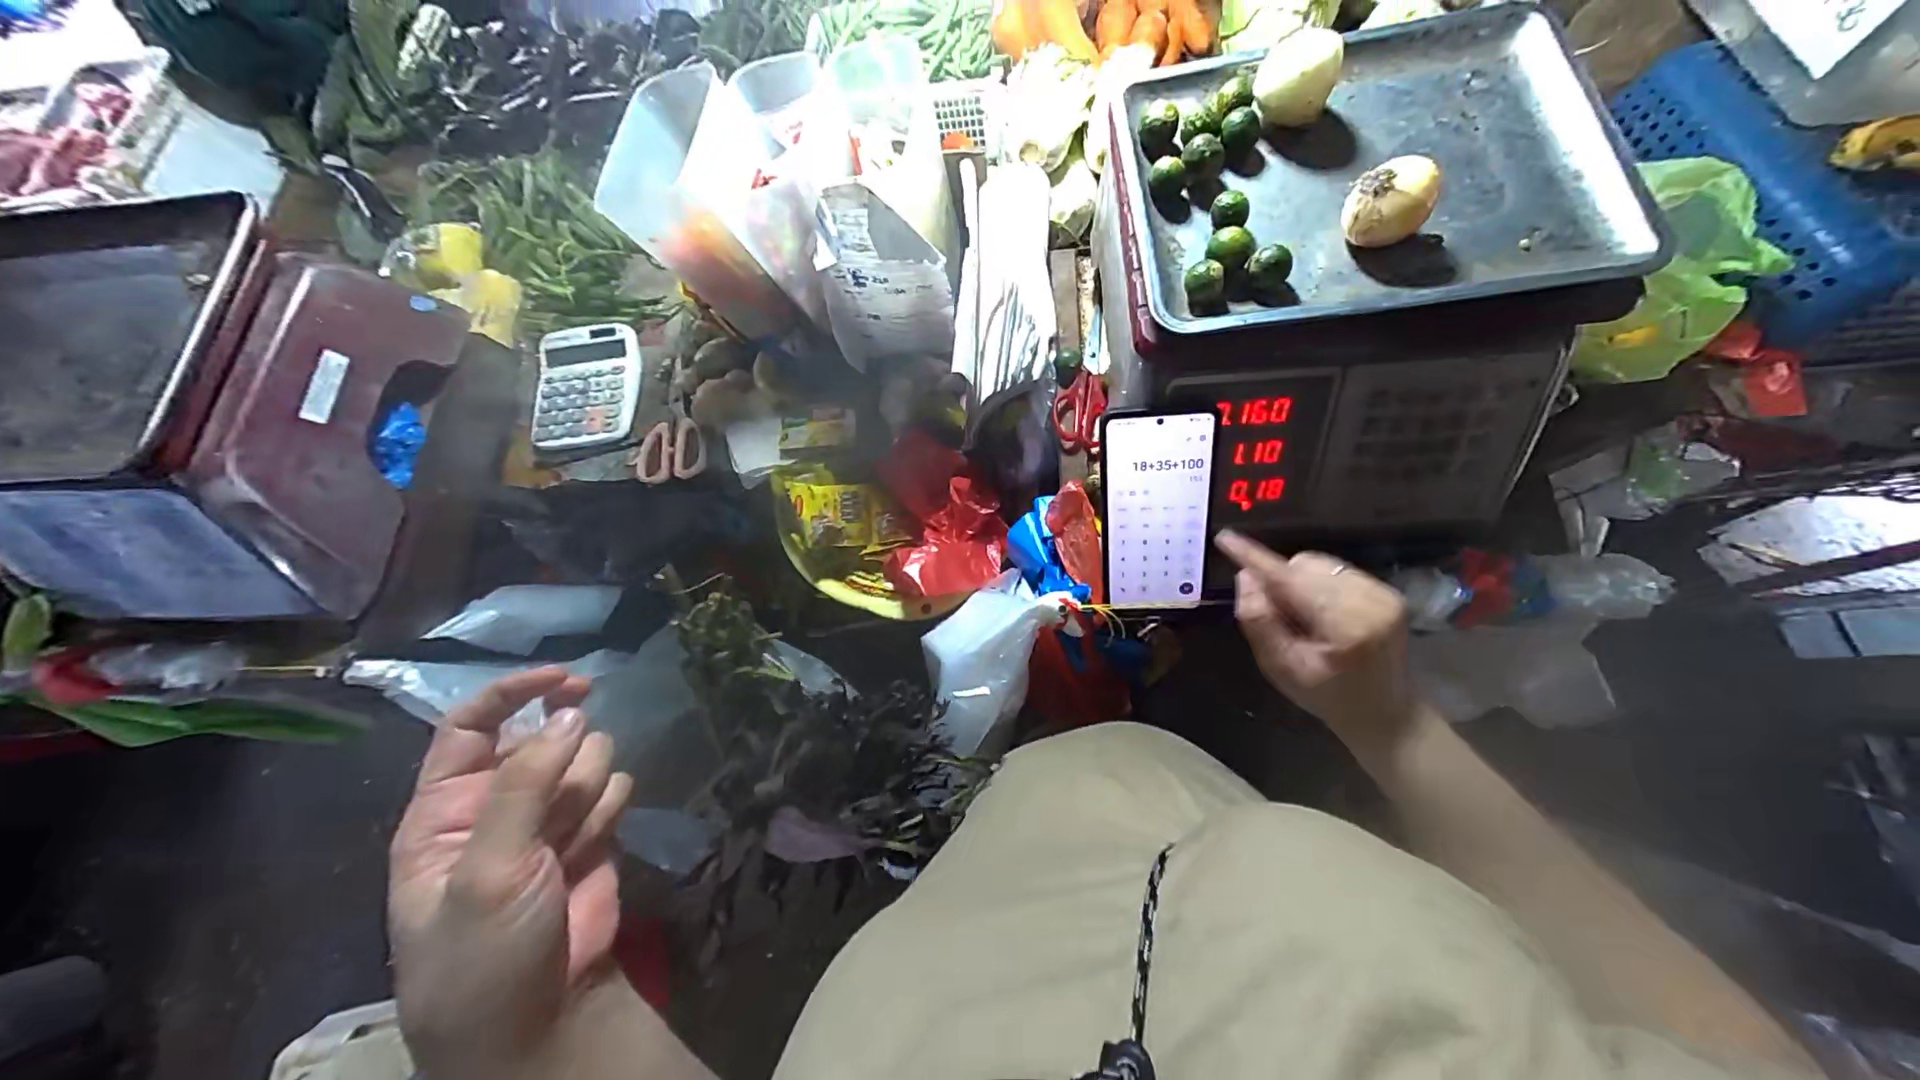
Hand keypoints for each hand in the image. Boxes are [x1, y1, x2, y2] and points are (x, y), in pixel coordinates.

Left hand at [389, 667, 633, 1079]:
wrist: (540, 1017)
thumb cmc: (482, 954)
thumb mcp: (486, 872)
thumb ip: (524, 787)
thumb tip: (570, 712)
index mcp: (446, 807)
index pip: (473, 725)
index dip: (515, 692)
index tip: (566, 678)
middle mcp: (498, 802)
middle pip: (544, 735)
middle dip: (562, 761)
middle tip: (560, 808)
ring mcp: (550, 815)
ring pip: (588, 756)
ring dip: (586, 793)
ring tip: (570, 843)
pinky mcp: (594, 828)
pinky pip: (615, 787)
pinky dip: (608, 812)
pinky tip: (591, 851)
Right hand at [1214, 530, 1421, 757]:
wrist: (1384, 713)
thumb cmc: (1326, 696)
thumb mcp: (1280, 667)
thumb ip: (1259, 621)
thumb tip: (1245, 577)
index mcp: (1345, 625)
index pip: (1290, 579)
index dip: (1255, 558)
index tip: (1226, 538)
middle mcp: (1370, 600)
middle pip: (1304, 565)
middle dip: (1280, 580)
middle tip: (1274, 614)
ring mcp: (1384, 593)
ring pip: (1319, 564)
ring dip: (1298, 582)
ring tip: (1300, 616)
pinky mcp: (1388, 591)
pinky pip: (1336, 571)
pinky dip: (1317, 585)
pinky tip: (1320, 613)